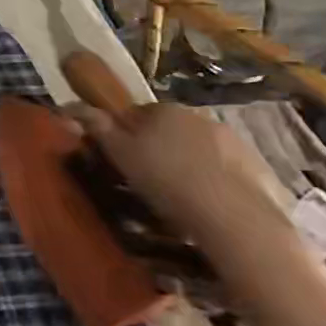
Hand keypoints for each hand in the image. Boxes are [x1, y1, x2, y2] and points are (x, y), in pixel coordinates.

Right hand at [63, 101, 288, 254]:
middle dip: (159, 147)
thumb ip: (97, 128)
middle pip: (168, 129)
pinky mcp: (256, 164)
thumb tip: (68, 105)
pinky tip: (210, 205)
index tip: (121, 161)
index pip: (134, 114)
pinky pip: (226, 167)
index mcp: (162, 110)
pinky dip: (216, 179)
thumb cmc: (166, 183)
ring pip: (198, 147)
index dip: (125, 136)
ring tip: (182, 197)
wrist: (235, 219)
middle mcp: (198, 115)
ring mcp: (232, 138)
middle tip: (150, 182)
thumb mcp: (121, 156)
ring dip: (188, 162)